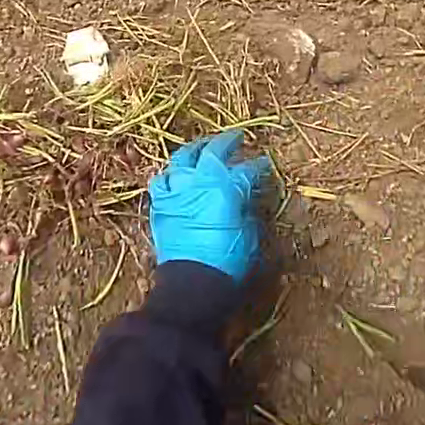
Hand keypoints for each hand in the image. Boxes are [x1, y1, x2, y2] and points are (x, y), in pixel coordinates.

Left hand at [148, 129, 270, 280]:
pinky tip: (177, 176)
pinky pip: (163, 181)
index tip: (264, 165)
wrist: (192, 284)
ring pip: (183, 158)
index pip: (247, 169)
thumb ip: (246, 208)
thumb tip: (243, 199)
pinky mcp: (161, 204)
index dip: (258, 167)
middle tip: (236, 139)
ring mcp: (177, 190)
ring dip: (195, 151)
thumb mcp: (249, 233)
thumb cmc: (228, 262)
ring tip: (202, 149)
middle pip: (214, 151)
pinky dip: (171, 176)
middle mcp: (200, 181)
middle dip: (227, 143)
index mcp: (227, 186)